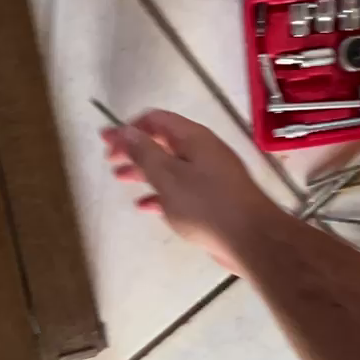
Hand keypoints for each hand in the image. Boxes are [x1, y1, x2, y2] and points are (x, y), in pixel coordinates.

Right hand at [101, 109, 284, 274]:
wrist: (253, 240)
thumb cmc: (207, 205)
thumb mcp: (168, 177)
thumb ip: (144, 153)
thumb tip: (124, 130)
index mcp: (193, 138)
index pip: (155, 120)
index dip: (128, 128)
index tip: (106, 142)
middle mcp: (203, 151)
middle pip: (162, 142)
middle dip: (134, 149)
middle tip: (110, 160)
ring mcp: (210, 175)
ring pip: (170, 166)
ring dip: (144, 170)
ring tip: (121, 179)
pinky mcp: (214, 198)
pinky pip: (181, 189)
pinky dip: (161, 193)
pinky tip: (146, 206)